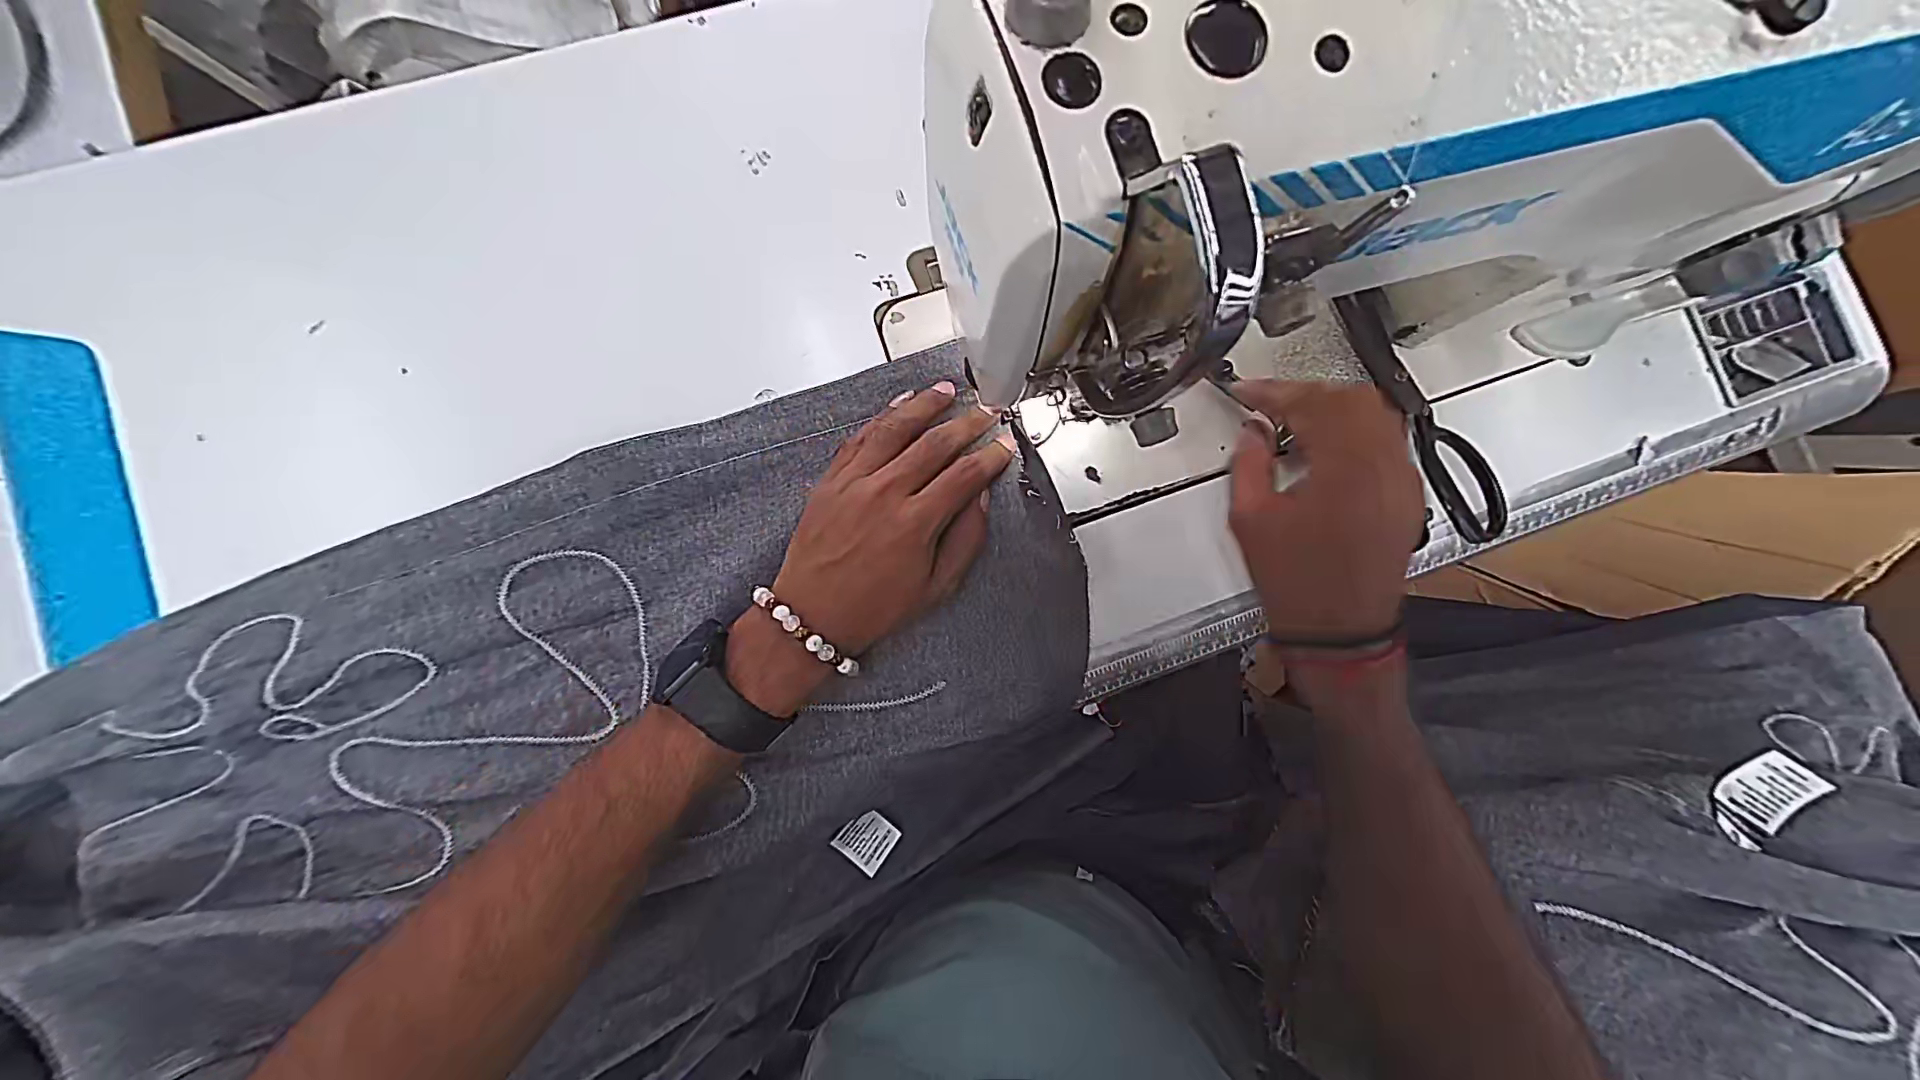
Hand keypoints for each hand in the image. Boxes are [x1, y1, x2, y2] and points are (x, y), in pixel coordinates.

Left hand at [725, 380, 1015, 715]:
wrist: (812, 614)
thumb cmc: (872, 607)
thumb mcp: (935, 588)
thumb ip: (965, 540)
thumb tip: (979, 500)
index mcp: (914, 523)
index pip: (964, 475)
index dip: (990, 456)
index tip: (1003, 446)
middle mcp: (884, 494)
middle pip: (935, 443)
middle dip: (967, 423)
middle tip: (986, 411)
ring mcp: (854, 483)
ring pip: (896, 428)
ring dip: (925, 405)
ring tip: (945, 391)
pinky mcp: (832, 480)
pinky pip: (860, 437)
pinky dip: (883, 416)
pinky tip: (899, 405)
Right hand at [1226, 380, 1424, 644]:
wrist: (1338, 627)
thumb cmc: (1298, 583)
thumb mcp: (1250, 519)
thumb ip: (1249, 463)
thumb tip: (1253, 430)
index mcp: (1345, 471)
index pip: (1312, 405)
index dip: (1274, 391)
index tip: (1249, 391)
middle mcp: (1385, 468)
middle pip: (1353, 399)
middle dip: (1306, 394)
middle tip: (1271, 403)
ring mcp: (1402, 481)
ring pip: (1376, 415)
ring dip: (1333, 410)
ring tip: (1295, 423)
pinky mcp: (1407, 494)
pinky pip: (1386, 442)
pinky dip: (1354, 432)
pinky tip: (1324, 449)